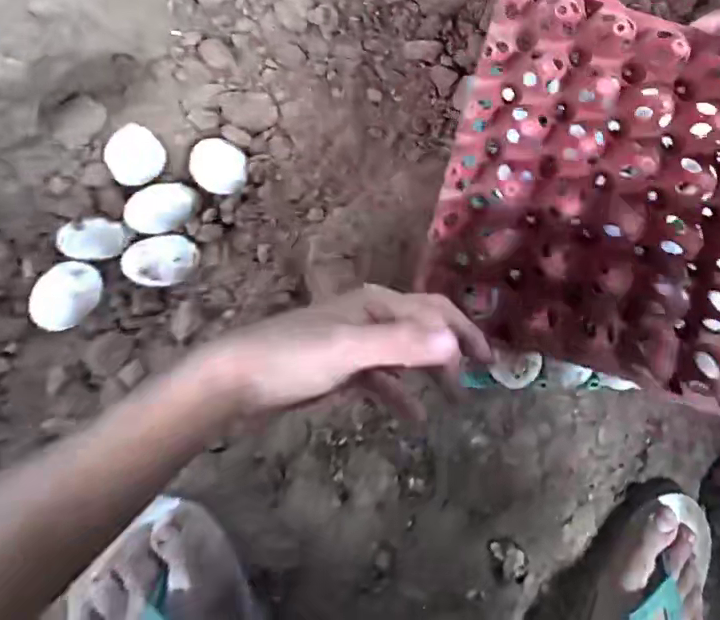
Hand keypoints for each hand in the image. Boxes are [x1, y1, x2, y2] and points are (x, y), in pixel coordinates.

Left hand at [191, 285, 492, 420]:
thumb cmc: (293, 357)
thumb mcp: (349, 350)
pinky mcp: (342, 368)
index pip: (433, 312)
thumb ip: (401, 345)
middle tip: (480, 374)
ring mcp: (356, 342)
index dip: (462, 333)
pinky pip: (383, 377)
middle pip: (423, 327)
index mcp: (378, 303)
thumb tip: (454, 342)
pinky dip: (401, 393)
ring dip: (430, 371)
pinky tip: (414, 417)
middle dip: (452, 347)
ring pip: (405, 352)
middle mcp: (372, 315)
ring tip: (453, 397)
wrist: (233, 380)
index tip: (486, 364)